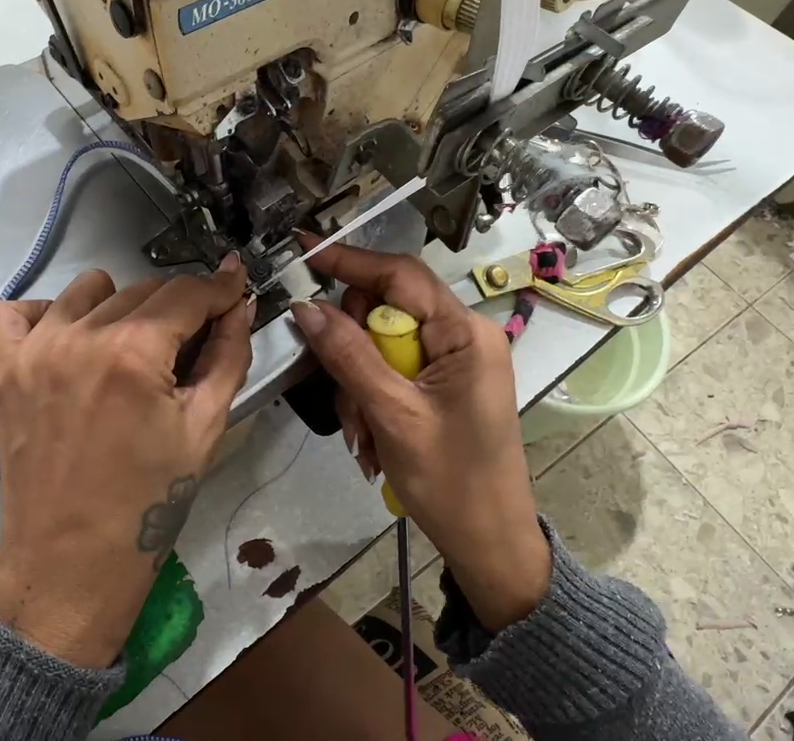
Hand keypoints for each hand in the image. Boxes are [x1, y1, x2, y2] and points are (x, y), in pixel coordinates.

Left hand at [0, 258, 252, 666]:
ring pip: (88, 289)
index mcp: (135, 353)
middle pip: (143, 288)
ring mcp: (35, 350)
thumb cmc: (149, 502)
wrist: (71, 560)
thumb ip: (228, 356)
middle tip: (189, 342)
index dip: (220, 289)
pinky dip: (48, 313)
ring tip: (128, 348)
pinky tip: (70, 339)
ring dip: (119, 305)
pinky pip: (18, 310)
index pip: (188, 292)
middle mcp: (81, 337)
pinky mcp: (4, 368)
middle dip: (177, 307)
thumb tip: (240, 304)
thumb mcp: (204, 429)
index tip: (234, 291)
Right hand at [289, 240, 551, 630]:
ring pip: (380, 341)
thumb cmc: (451, 483)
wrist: (491, 544)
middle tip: (343, 398)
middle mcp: (463, 334)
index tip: (303, 248)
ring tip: (361, 433)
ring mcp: (454, 359)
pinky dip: (371, 395)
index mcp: (465, 333)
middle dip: (351, 347)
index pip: (400, 275)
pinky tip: (370, 436)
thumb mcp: (393, 416)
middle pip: (385, 308)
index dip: (350, 259)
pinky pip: (392, 368)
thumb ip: (349, 356)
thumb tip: (306, 305)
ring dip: (357, 382)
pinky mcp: (444, 381)